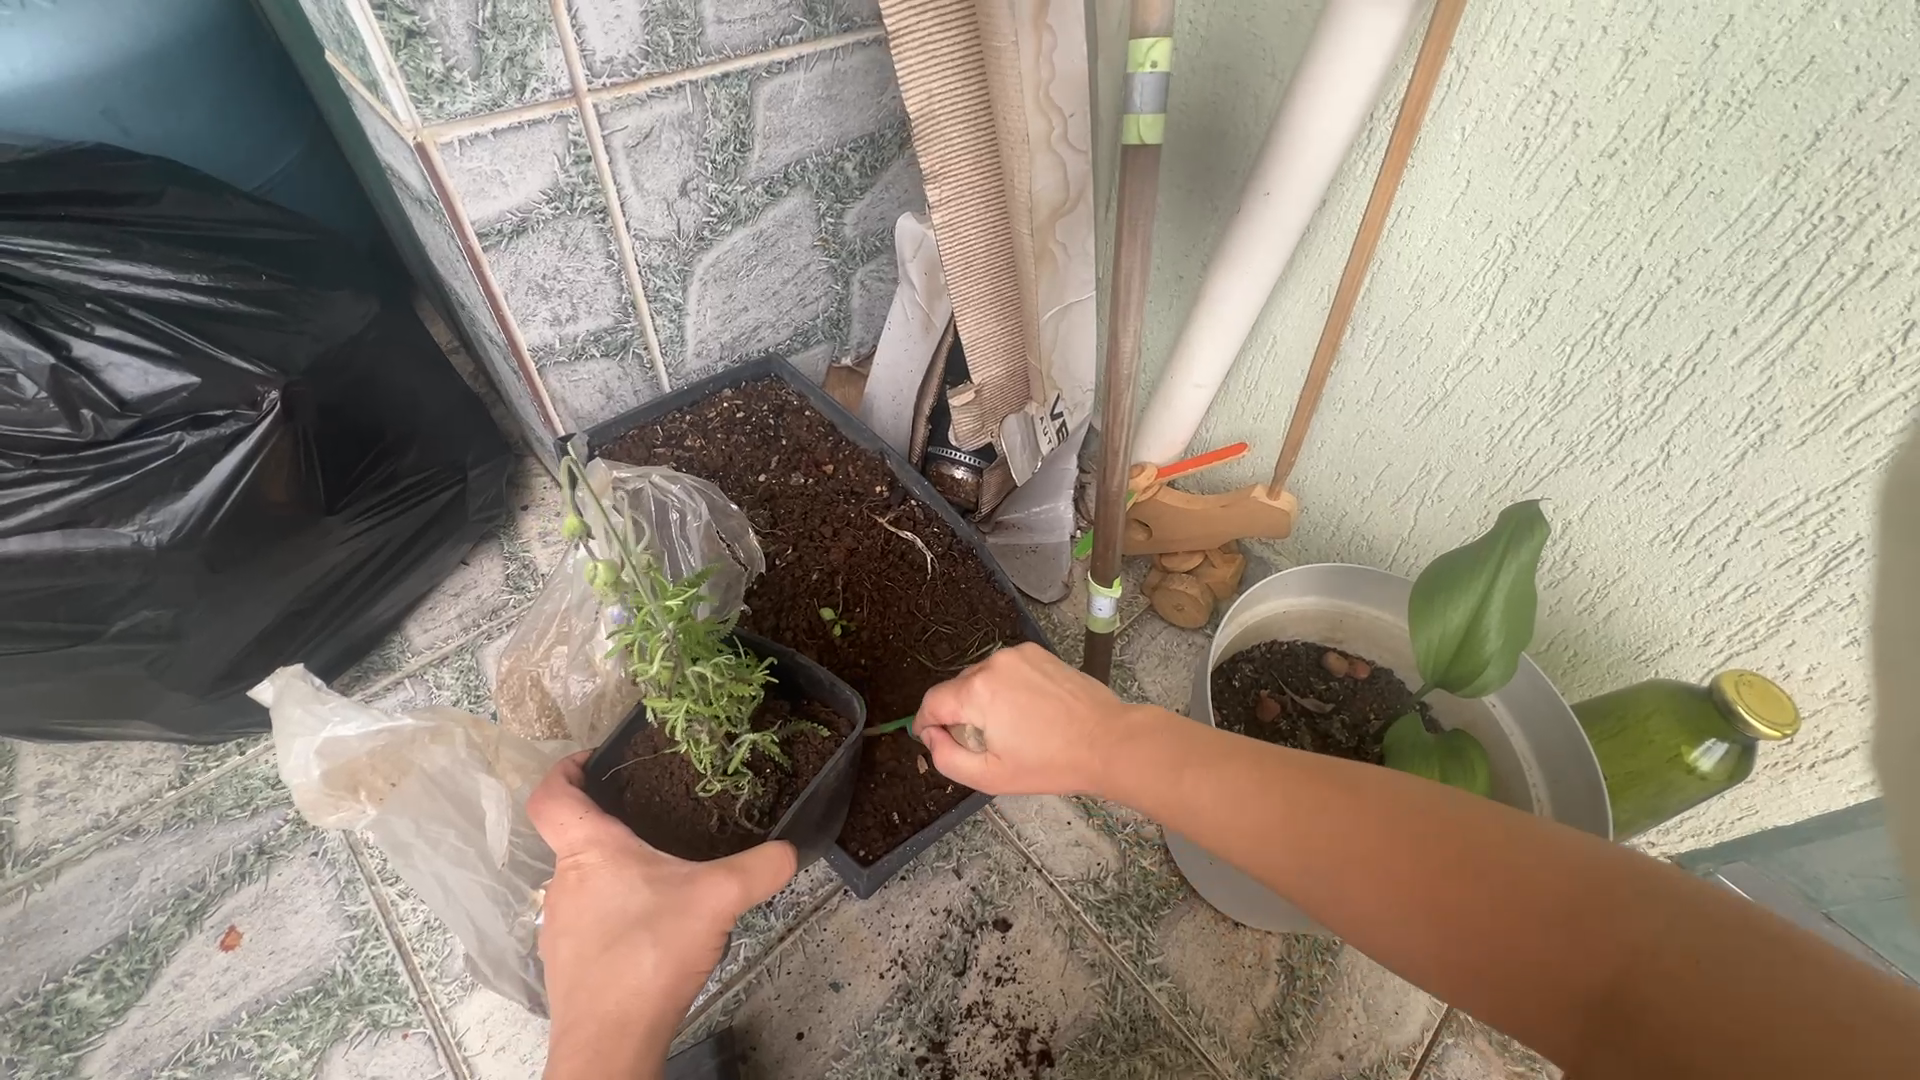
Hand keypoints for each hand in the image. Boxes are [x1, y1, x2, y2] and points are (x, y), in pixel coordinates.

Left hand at [527, 752, 795, 1079]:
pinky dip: (615, 909)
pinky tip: (653, 926)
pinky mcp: (567, 965)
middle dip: (611, 823)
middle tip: (656, 815)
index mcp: (590, 852)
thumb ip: (761, 867)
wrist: (611, 1043)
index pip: (552, 797)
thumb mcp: (720, 898)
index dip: (566, 770)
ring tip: (663, 874)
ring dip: (615, 870)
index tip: (594, 760)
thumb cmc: (651, 953)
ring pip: (582, 880)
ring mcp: (559, 928)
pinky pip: (587, 918)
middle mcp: (563, 884)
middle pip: (572, 838)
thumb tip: (792, 851)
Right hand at [912, 642, 1138, 795]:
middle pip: (956, 689)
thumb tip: (931, 735)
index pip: (932, 701)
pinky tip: (1028, 711)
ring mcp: (1016, 654)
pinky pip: (1005, 670)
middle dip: (960, 715)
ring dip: (984, 700)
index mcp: (977, 691)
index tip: (936, 739)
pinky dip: (1006, 688)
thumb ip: (946, 758)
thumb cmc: (1052, 763)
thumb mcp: (990, 776)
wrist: (1107, 741)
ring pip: (981, 678)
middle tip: (985, 744)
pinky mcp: (1036, 652)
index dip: (927, 723)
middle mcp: (993, 663)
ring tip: (1012, 728)